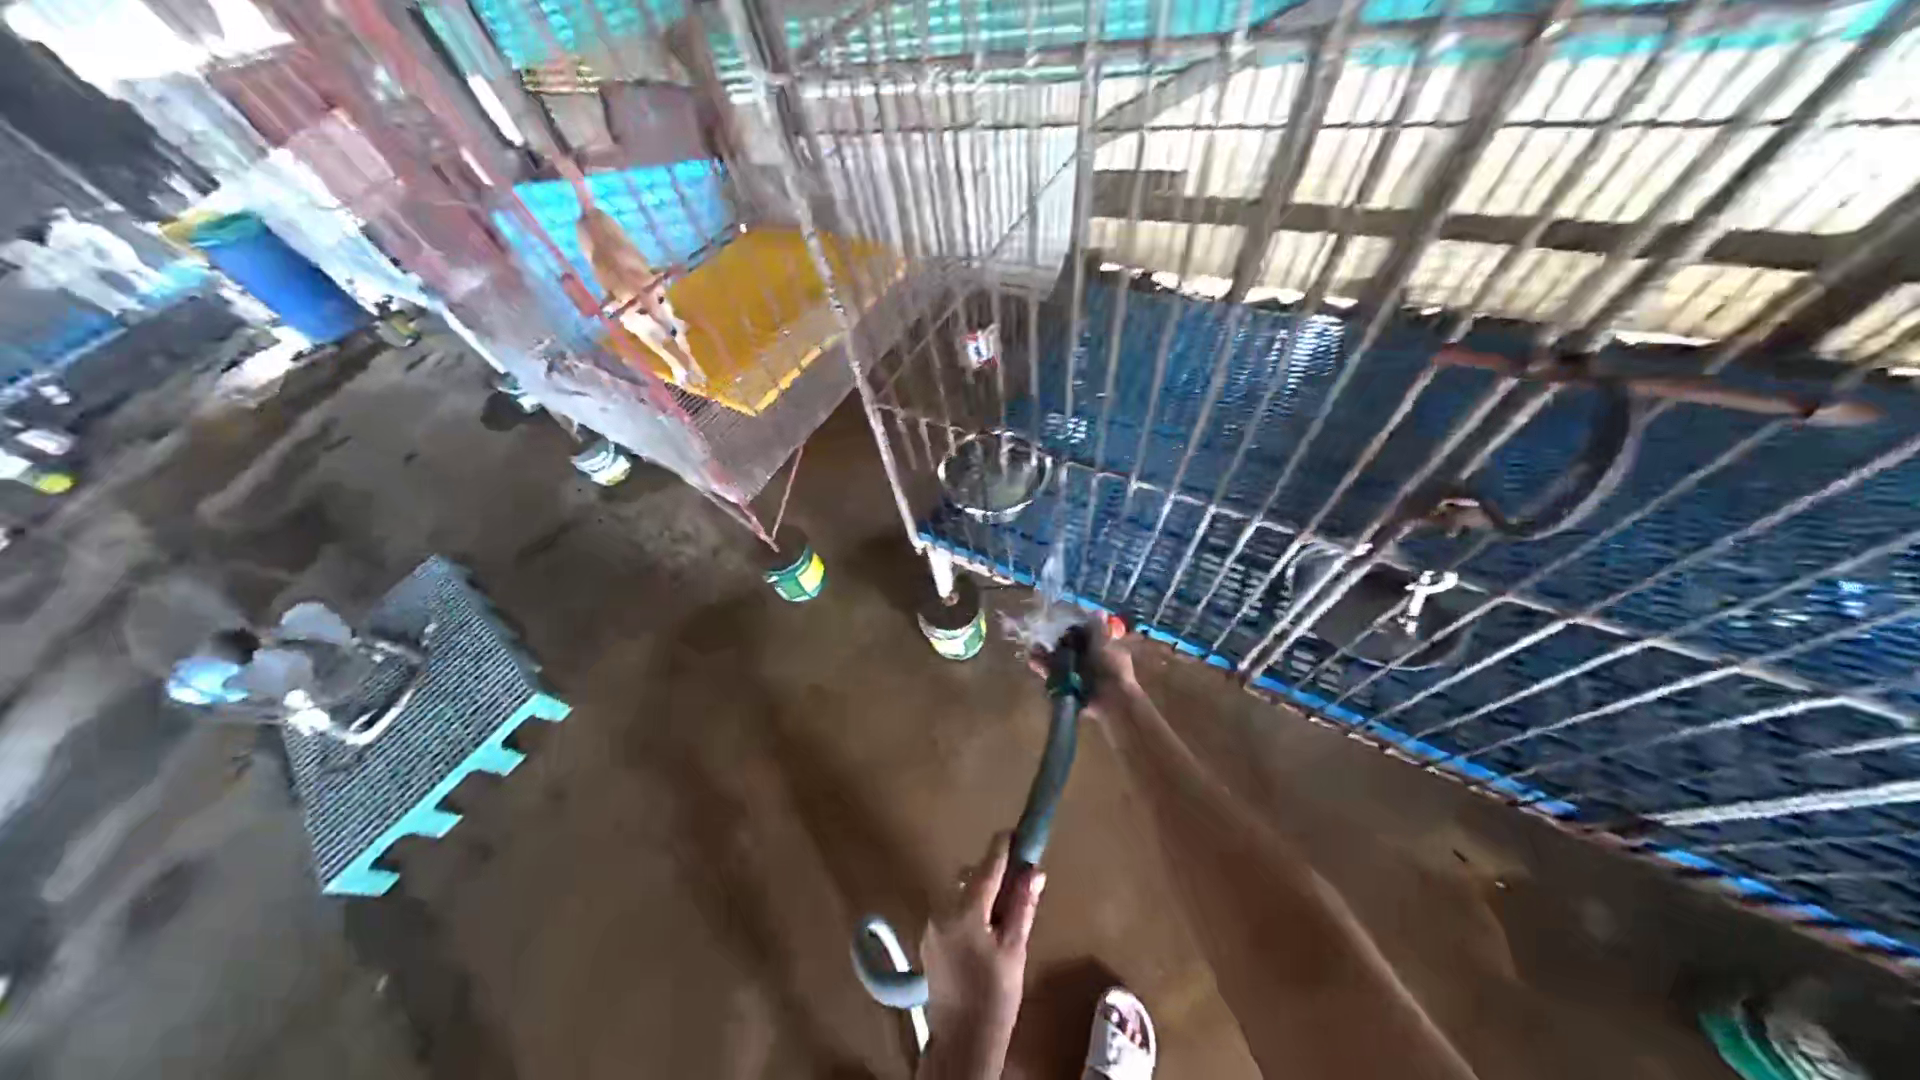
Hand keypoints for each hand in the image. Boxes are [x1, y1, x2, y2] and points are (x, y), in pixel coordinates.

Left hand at [918, 833, 1044, 1078]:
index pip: (987, 866)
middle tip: (1017, 885)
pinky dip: (967, 911)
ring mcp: (931, 925)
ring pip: (958, 893)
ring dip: (979, 893)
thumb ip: (1022, 905)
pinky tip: (982, 932)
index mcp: (966, 910)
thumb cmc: (996, 995)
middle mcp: (943, 910)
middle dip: (992, 874)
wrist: (963, 1039)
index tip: (1016, 832)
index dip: (1003, 846)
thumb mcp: (1015, 948)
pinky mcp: (928, 940)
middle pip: (970, 877)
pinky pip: (950, 912)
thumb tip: (1034, 869)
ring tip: (1001, 914)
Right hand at [1026, 617, 1139, 721]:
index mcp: (1098, 648)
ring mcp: (1075, 674)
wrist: (1114, 700)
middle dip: (1052, 642)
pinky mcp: (1066, 687)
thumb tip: (1099, 610)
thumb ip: (1099, 629)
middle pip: (1065, 648)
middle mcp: (1086, 660)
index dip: (1068, 629)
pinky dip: (1042, 669)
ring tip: (1031, 648)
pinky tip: (1031, 662)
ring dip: (1044, 655)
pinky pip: (1052, 676)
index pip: (1080, 635)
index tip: (1054, 620)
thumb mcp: (1107, 645)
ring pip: (1056, 661)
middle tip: (1037, 634)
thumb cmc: (1113, 668)